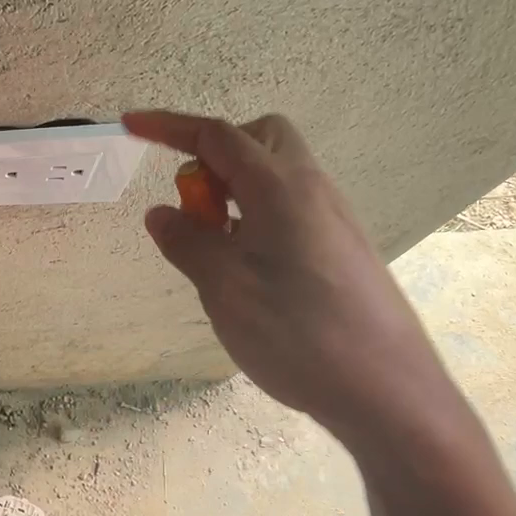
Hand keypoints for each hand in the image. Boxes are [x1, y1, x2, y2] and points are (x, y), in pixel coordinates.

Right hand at [130, 111, 452, 437]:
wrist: (386, 389)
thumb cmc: (297, 333)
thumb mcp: (223, 289)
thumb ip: (188, 243)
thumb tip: (161, 213)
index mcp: (280, 188)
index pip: (217, 136)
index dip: (169, 127)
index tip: (130, 126)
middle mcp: (312, 190)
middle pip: (259, 139)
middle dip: (214, 154)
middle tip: (192, 207)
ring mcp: (332, 218)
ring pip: (275, 176)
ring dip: (234, 192)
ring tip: (213, 248)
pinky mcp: (341, 248)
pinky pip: (289, 208)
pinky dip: (255, 217)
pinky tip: (246, 270)